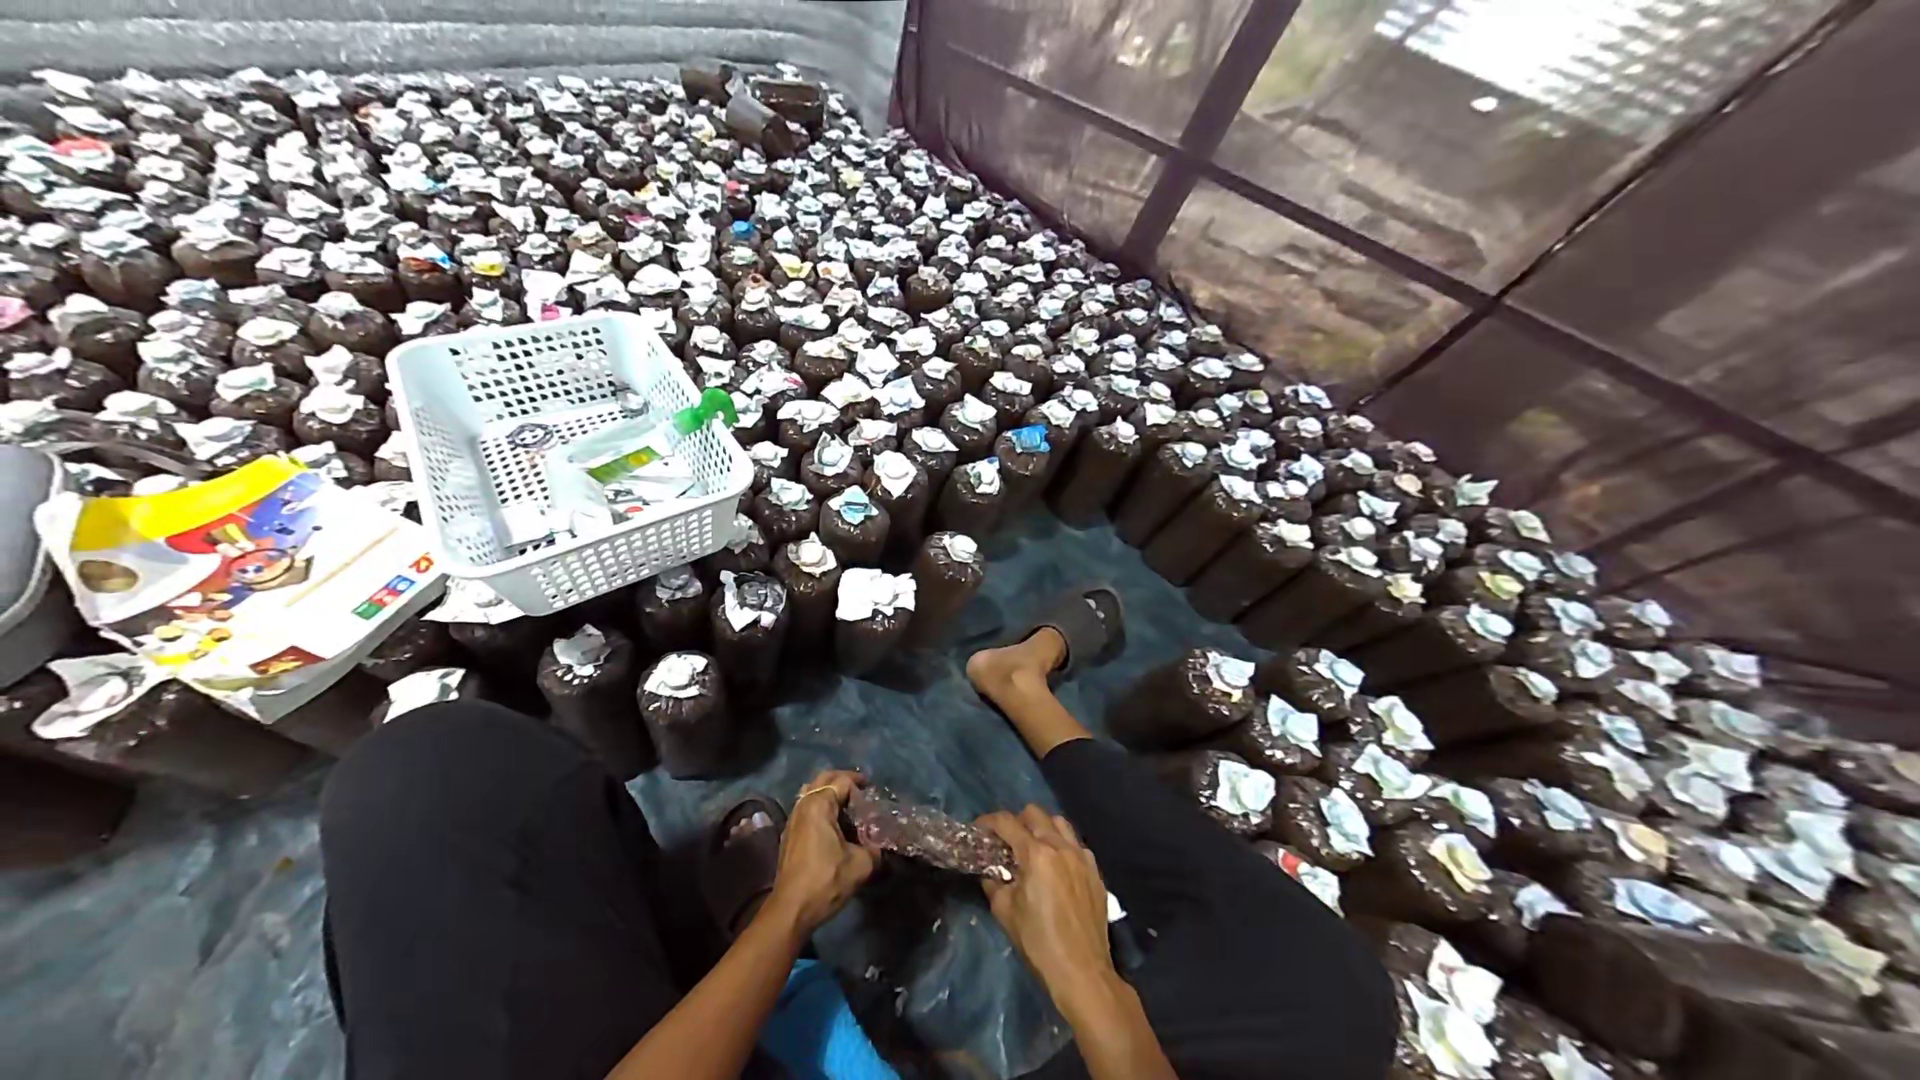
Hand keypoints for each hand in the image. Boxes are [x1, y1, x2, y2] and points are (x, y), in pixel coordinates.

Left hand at [767, 770, 877, 936]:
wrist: (791, 910)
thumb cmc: (826, 881)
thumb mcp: (861, 864)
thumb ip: (875, 848)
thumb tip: (881, 843)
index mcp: (819, 805)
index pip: (843, 781)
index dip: (860, 785)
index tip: (874, 795)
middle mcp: (803, 805)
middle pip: (823, 780)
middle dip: (843, 781)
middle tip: (861, 792)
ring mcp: (793, 819)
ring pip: (812, 793)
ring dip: (830, 794)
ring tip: (848, 807)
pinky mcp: (789, 835)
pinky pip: (806, 808)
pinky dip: (821, 807)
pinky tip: (834, 825)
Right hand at [977, 807, 1116, 1003]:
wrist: (1082, 970)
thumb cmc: (1038, 941)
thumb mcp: (1005, 911)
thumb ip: (994, 883)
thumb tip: (990, 872)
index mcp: (1036, 854)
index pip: (1007, 822)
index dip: (989, 821)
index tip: (979, 829)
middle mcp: (1060, 847)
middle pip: (1035, 813)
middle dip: (1016, 821)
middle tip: (1006, 840)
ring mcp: (1082, 857)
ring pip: (1059, 823)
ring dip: (1042, 827)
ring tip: (1032, 847)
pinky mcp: (1095, 871)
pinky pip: (1076, 844)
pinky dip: (1062, 845)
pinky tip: (1056, 865)